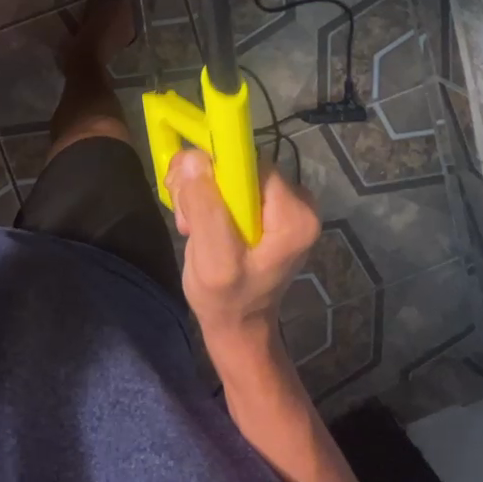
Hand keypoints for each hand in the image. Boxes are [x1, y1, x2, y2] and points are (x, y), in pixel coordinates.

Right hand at [167, 148, 320, 349]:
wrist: (237, 324)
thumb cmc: (227, 299)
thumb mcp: (213, 257)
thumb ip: (204, 206)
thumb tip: (192, 157)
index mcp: (294, 214)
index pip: (247, 162)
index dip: (212, 170)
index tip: (189, 194)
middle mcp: (295, 201)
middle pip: (236, 163)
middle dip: (201, 184)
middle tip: (187, 218)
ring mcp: (279, 202)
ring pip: (226, 169)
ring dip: (197, 191)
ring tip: (191, 225)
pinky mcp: (264, 204)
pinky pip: (227, 180)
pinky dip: (204, 196)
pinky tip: (197, 221)